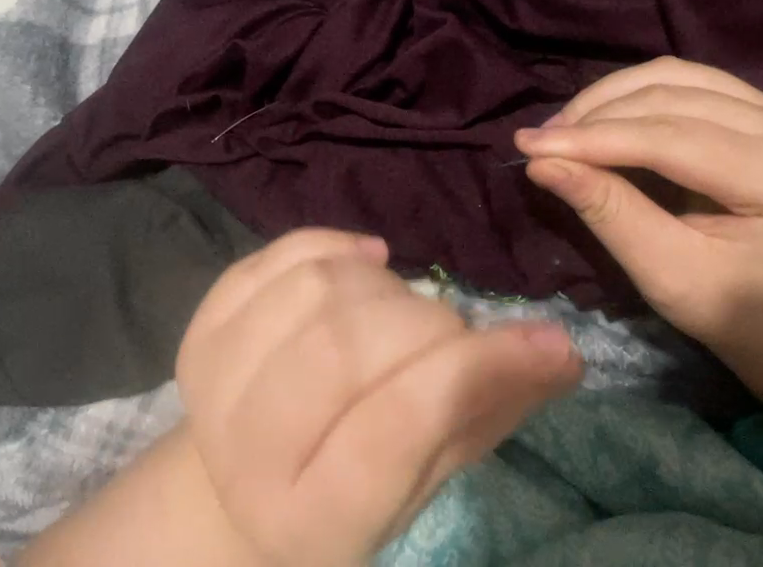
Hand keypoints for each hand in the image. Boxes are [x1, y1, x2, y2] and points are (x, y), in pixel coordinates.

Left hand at [176, 229, 581, 566]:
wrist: (238, 482)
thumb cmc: (346, 493)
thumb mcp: (423, 479)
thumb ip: (486, 413)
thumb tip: (560, 351)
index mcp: (311, 517)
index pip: (399, 422)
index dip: (477, 367)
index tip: (548, 337)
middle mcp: (246, 450)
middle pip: (350, 345)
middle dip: (429, 323)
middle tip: (453, 334)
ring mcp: (212, 379)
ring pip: (317, 288)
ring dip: (385, 287)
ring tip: (401, 313)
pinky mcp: (202, 323)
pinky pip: (281, 253)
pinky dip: (336, 246)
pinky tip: (364, 266)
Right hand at [514, 57, 762, 364]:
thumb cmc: (732, 310)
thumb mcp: (665, 275)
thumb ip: (609, 212)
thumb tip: (541, 162)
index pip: (674, 139)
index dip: (596, 138)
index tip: (530, 145)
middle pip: (673, 98)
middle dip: (596, 115)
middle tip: (539, 141)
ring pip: (676, 77)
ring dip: (610, 97)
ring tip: (563, 128)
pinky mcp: (762, 110)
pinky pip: (688, 80)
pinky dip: (633, 93)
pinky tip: (600, 116)